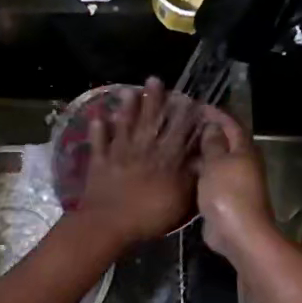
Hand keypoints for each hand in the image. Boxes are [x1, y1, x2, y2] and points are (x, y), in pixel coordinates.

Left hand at [75, 77, 198, 245]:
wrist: (110, 224)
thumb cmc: (150, 216)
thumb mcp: (182, 199)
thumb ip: (193, 177)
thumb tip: (204, 158)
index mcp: (165, 160)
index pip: (178, 132)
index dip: (183, 114)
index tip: (187, 96)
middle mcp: (143, 151)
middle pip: (150, 122)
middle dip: (154, 100)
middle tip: (154, 79)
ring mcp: (118, 156)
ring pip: (124, 127)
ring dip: (127, 109)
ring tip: (128, 90)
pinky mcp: (98, 165)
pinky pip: (98, 144)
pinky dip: (97, 130)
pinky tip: (97, 117)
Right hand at [196, 104, 272, 256]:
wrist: (238, 233)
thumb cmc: (228, 194)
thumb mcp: (217, 163)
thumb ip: (213, 144)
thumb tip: (213, 126)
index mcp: (244, 150)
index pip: (232, 124)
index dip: (217, 114)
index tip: (197, 106)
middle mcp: (242, 163)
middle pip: (225, 142)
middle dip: (208, 132)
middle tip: (184, 124)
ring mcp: (234, 182)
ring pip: (216, 161)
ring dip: (201, 152)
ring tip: (178, 145)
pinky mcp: (224, 198)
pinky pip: (210, 178)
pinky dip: (198, 171)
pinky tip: (182, 171)